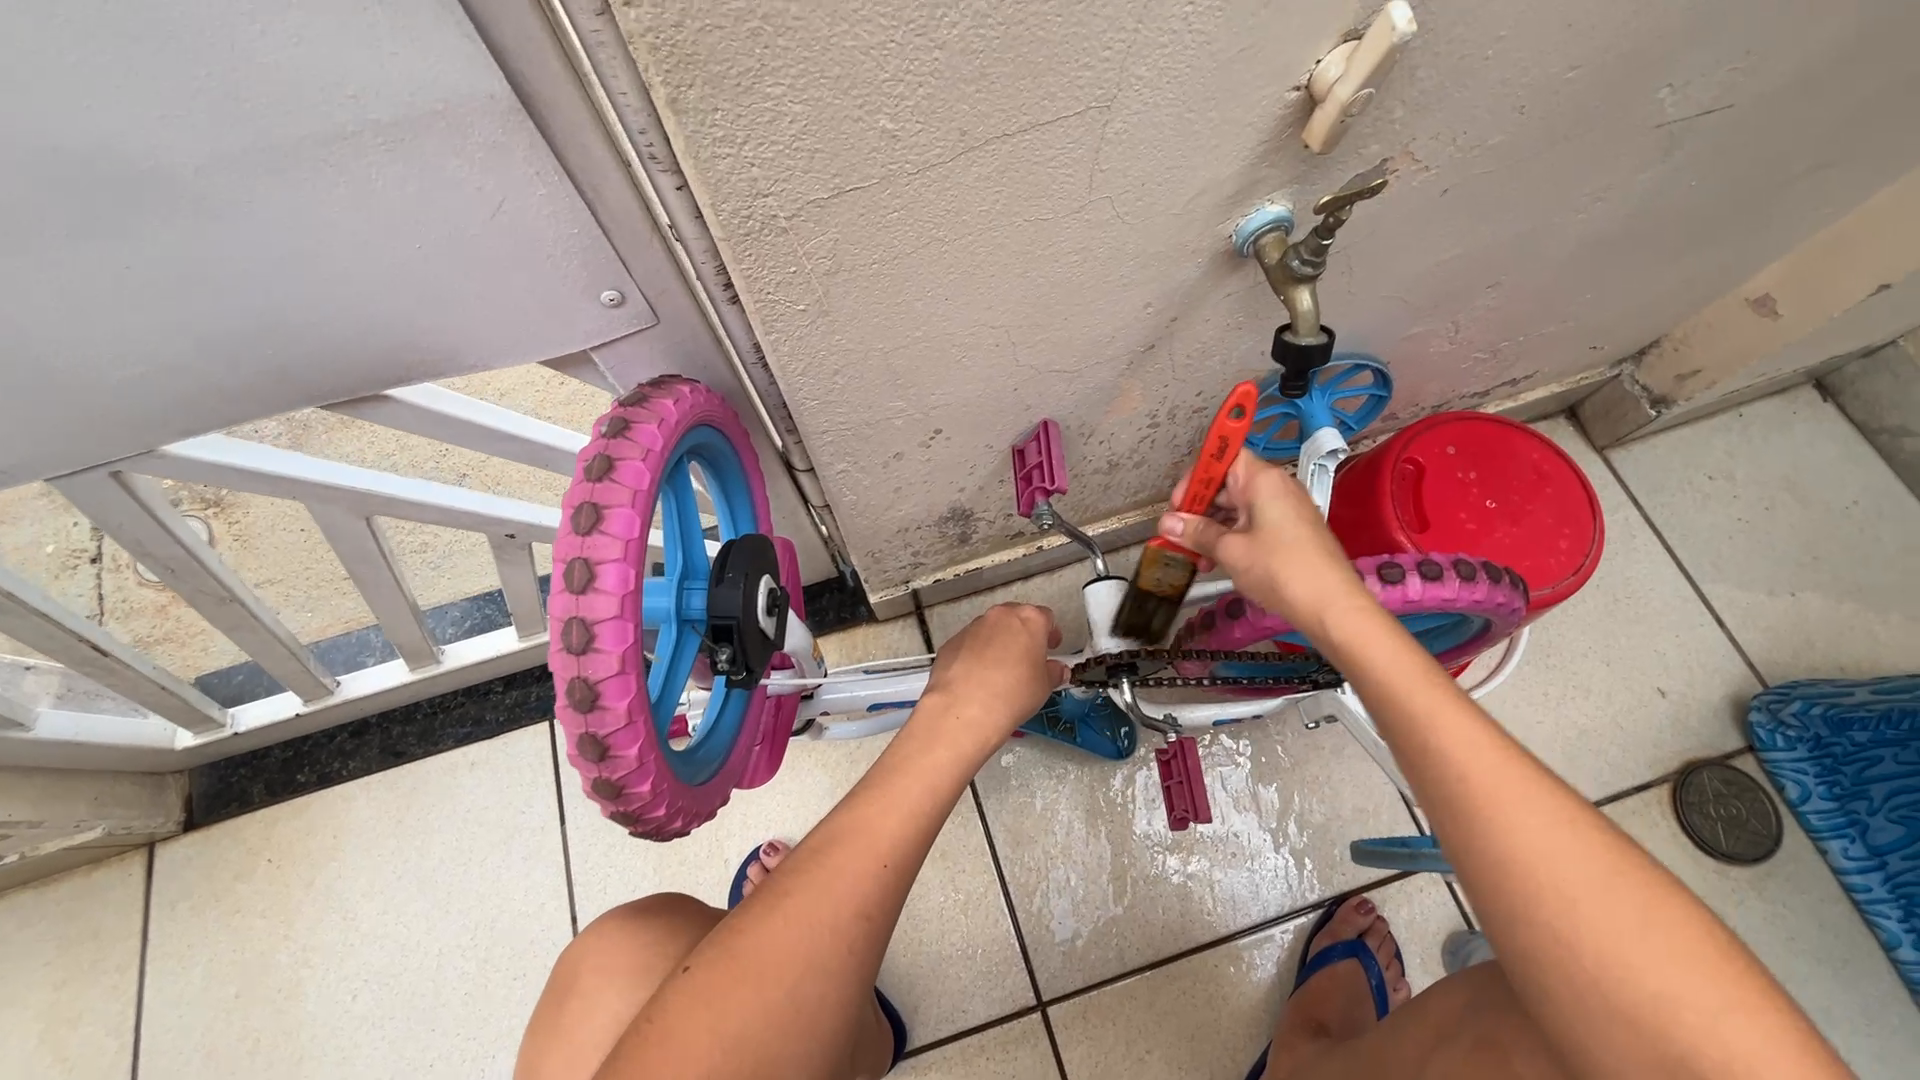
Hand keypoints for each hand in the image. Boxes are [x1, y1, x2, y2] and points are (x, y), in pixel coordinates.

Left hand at [912, 604, 1066, 753]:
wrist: (964, 708)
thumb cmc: (1012, 693)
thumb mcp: (1044, 686)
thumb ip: (1053, 672)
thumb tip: (1056, 670)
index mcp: (1029, 619)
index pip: (1045, 617)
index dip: (1050, 633)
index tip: (1051, 647)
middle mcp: (1000, 617)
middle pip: (1015, 618)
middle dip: (1023, 635)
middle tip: (1027, 658)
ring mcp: (973, 627)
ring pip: (990, 630)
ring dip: (997, 643)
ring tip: (1000, 672)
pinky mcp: (951, 642)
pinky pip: (969, 644)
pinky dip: (975, 655)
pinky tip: (977, 679)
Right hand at [1157, 448, 1369, 634]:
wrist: (1331, 606)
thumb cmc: (1281, 570)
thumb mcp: (1230, 551)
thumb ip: (1196, 533)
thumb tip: (1167, 523)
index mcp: (1262, 480)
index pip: (1222, 458)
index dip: (1195, 477)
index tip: (1179, 504)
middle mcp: (1275, 487)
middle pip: (1226, 484)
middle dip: (1198, 509)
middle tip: (1178, 535)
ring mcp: (1284, 509)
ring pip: (1236, 508)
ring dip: (1211, 528)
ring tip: (1195, 557)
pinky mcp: (1288, 531)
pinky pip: (1251, 524)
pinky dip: (1230, 538)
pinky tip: (1216, 562)